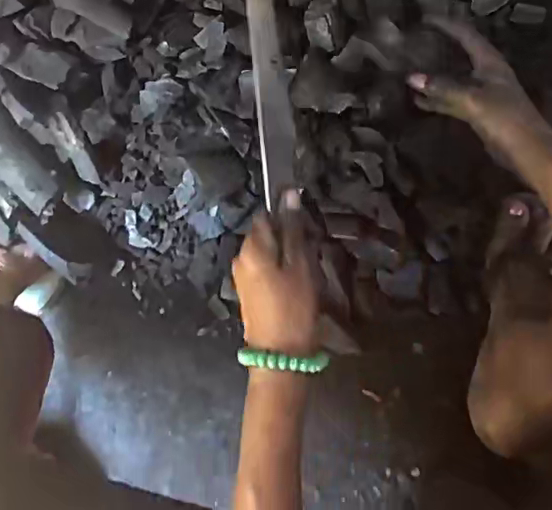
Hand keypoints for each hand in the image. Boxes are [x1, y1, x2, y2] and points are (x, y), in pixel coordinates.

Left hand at [232, 193, 320, 354]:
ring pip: (264, 252)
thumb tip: (289, 194)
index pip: (266, 214)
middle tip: (311, 250)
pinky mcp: (246, 291)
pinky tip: (294, 283)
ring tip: (306, 269)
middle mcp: (240, 256)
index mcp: (251, 246)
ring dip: (283, 254)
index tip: (307, 227)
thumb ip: (294, 230)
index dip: (286, 216)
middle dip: (286, 236)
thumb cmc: (293, 308)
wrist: (279, 358)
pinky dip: (277, 270)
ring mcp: (241, 275)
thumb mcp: (300, 266)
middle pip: (264, 233)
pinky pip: (262, 269)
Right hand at [407, 16, 551, 154]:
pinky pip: (452, 99)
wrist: (531, 155)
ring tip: (408, 68)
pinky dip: (436, 98)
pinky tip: (417, 100)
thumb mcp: (472, 99)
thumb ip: (442, 87)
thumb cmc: (506, 119)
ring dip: (434, 74)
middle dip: (438, 46)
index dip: (446, 24)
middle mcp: (486, 74)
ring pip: (454, 78)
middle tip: (413, 40)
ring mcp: (482, 94)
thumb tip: (410, 77)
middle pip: (460, 54)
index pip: (466, 35)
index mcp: (490, 63)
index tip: (423, 18)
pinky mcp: (478, 112)